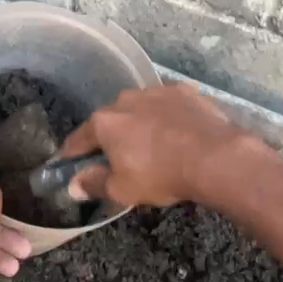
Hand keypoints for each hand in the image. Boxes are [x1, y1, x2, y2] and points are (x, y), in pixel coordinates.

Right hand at [59, 85, 261, 209]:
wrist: (215, 156)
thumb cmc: (161, 175)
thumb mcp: (123, 190)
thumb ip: (95, 184)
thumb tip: (73, 185)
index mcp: (104, 122)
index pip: (78, 138)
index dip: (71, 153)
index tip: (67, 162)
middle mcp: (125, 100)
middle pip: (109, 120)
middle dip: (109, 137)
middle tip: (115, 157)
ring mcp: (156, 91)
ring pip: (138, 109)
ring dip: (138, 124)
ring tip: (150, 144)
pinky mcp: (183, 91)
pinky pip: (166, 106)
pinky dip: (166, 118)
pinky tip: (176, 133)